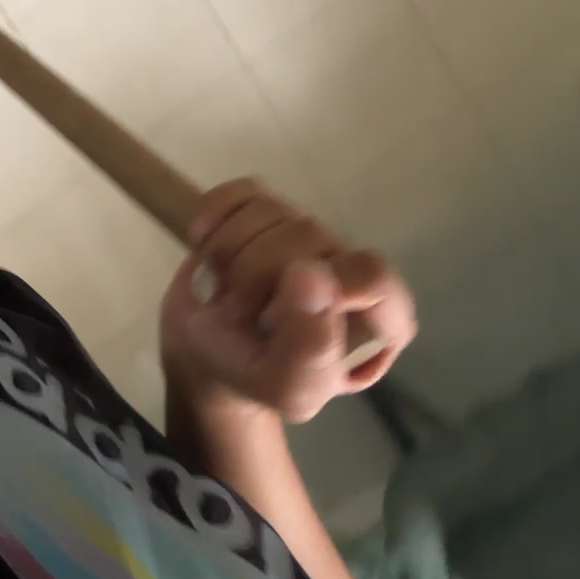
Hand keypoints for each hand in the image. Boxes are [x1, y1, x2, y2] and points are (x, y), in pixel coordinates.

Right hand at [159, 179, 416, 422]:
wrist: (203, 354)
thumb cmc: (252, 376)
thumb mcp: (284, 387)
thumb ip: (309, 348)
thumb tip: (312, 272)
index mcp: (378, 315)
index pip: (371, 274)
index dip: (318, 286)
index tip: (271, 315)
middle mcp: (346, 266)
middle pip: (307, 234)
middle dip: (251, 274)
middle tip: (232, 313)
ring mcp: (302, 235)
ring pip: (269, 209)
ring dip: (224, 251)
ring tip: (218, 288)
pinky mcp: (260, 214)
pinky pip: (241, 191)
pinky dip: (212, 215)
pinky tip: (201, 244)